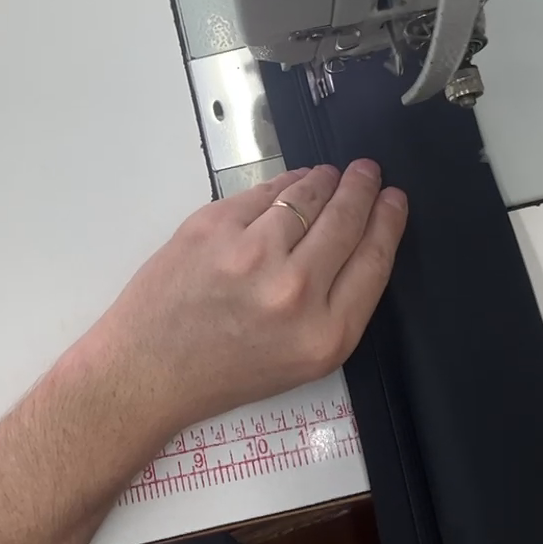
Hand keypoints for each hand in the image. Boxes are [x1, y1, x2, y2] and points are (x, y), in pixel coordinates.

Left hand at [77, 161, 407, 436]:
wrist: (148, 369)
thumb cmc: (225, 371)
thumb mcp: (302, 359)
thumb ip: (337, 306)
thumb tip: (357, 241)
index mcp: (325, 334)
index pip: (374, 259)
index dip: (388, 221)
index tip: (394, 200)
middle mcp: (294, 290)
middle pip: (345, 220)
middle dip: (363, 188)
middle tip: (369, 172)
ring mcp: (250, 252)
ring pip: (306, 196)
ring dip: (325, 179)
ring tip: (332, 174)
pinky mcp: (213, 225)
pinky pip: (264, 191)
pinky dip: (285, 182)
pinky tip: (295, 181)